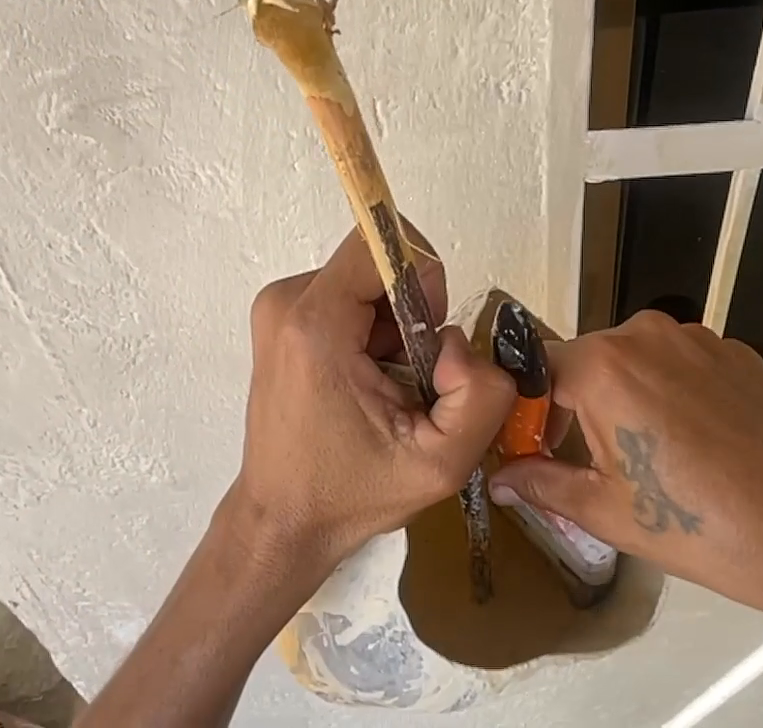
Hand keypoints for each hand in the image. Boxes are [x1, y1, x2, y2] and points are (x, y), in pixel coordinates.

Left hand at [231, 224, 515, 569]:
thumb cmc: (349, 494)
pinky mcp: (283, 320)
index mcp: (315, 324)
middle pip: (379, 266)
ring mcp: (280, 309)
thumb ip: (482, 396)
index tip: (424, 343)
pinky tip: (367, 384)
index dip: (423, 282)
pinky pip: (350, 299)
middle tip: (408, 380)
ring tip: (387, 389)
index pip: (381, 243)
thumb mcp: (440, 464)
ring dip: (395, 329)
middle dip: (413, 316)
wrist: (285, 519)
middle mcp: (288, 302)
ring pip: (369, 283)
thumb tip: (458, 343)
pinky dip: (372, 333)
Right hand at [488, 310, 762, 639]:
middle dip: (578, 403)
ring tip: (651, 453)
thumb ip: (541, 483)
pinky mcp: (735, 351)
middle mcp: (643, 333)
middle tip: (594, 460)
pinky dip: (672, 391)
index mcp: (602, 365)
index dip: (531, 412)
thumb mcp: (606, 511)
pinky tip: (695, 441)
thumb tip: (498, 478)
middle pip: (587, 361)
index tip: (536, 449)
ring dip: (627, 394)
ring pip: (635, 359)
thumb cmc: (698, 526)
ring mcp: (696, 338)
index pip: (538, 371)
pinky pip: (680, 362)